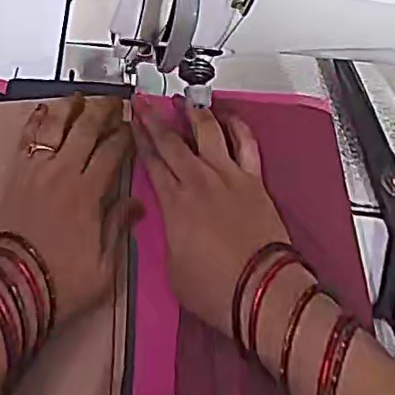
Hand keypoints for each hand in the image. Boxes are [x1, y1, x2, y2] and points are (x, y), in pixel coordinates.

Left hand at [0, 94, 137, 323]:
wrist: (12, 287)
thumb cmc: (60, 281)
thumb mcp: (104, 267)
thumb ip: (118, 228)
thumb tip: (136, 204)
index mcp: (87, 193)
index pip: (111, 151)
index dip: (123, 135)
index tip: (131, 128)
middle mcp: (62, 173)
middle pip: (85, 129)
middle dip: (102, 112)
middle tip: (113, 104)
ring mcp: (37, 170)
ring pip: (55, 125)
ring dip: (70, 108)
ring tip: (80, 99)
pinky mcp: (18, 174)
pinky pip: (29, 137)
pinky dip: (36, 120)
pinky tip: (43, 110)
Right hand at [136, 105, 291, 338]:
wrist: (263, 292)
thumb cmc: (215, 289)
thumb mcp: (173, 268)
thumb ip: (169, 236)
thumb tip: (172, 225)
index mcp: (173, 202)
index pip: (151, 160)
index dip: (139, 138)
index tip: (132, 122)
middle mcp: (198, 180)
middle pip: (171, 140)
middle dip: (153, 117)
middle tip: (144, 102)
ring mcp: (227, 175)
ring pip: (206, 131)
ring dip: (192, 112)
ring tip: (183, 101)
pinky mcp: (253, 179)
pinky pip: (245, 143)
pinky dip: (236, 125)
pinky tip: (227, 116)